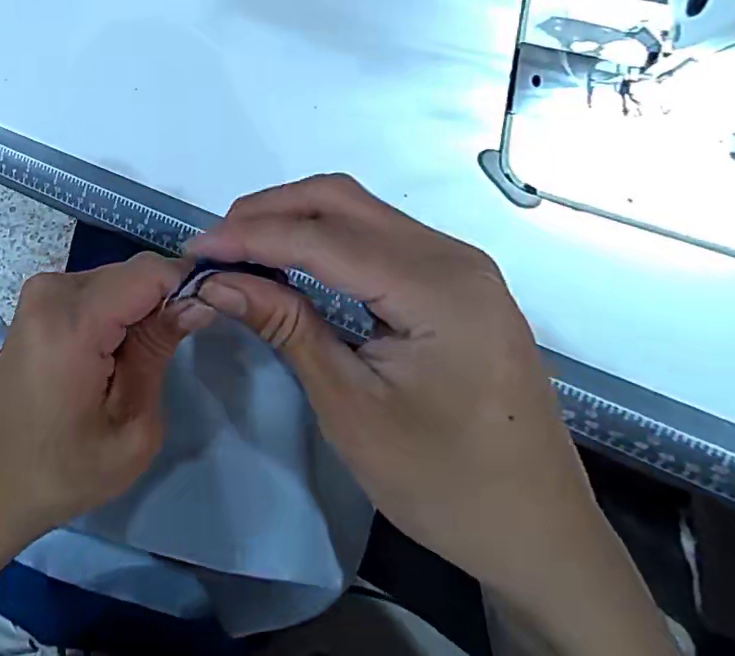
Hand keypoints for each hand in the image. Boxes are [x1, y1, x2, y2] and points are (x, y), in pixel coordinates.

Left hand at [0, 252, 216, 547]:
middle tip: (167, 355)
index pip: (149, 273)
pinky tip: (111, 353)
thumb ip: (161, 349)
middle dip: (162, 303)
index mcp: (72, 322)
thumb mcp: (134, 425)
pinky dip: (117, 311)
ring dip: (139, 310)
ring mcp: (41, 290)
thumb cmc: (65, 469)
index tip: (207, 318)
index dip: (186, 287)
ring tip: (134, 362)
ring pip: (118, 277)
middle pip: (133, 273)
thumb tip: (199, 299)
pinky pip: (97, 287)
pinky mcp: (39, 298)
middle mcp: (52, 290)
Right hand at [187, 175, 672, 655]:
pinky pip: (379, 235)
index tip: (196, 248)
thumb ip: (285, 326)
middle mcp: (452, 255)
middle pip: (342, 200)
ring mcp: (459, 263)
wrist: (538, 533)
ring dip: (295, 218)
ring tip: (242, 248)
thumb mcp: (350, 407)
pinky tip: (293, 259)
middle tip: (216, 244)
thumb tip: (217, 281)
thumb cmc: (442, 482)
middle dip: (269, 212)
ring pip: (360, 210)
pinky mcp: (455, 279)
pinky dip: (326, 237)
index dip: (251, 236)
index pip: (322, 237)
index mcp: (436, 287)